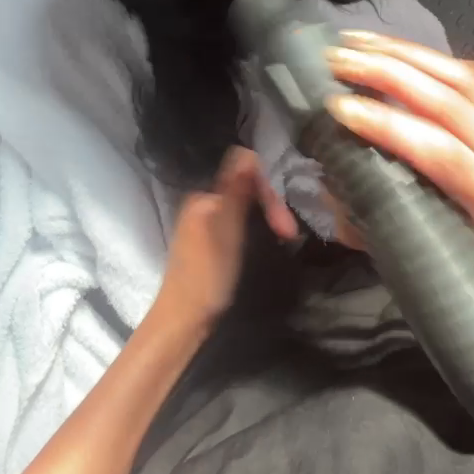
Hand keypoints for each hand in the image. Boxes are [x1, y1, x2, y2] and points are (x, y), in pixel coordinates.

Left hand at [151, 147, 299, 330]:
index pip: (245, 170)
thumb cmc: (206, 277)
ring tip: (285, 237)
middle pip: (245, 186)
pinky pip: (238, 218)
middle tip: (290, 235)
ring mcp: (204, 220)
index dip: (270, 190)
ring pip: (244, 204)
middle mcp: (202, 202)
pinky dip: (255, 225)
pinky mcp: (209, 238)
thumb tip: (247, 153)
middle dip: (271, 204)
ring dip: (266, 215)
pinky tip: (266, 239)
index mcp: (204, 196)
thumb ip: (236, 192)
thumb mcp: (227, 233)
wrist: (183, 320)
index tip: (286, 223)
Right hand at [323, 31, 473, 311]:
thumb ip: (377, 224)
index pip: (441, 152)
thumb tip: (331, 185)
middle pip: (448, 103)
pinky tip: (390, 47)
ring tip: (354, 43)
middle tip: (336, 63)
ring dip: (400, 54)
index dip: (388, 126)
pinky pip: (470, 75)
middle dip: (385, 76)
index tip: (338, 109)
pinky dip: (424, 56)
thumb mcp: (426, 258)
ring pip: (460, 78)